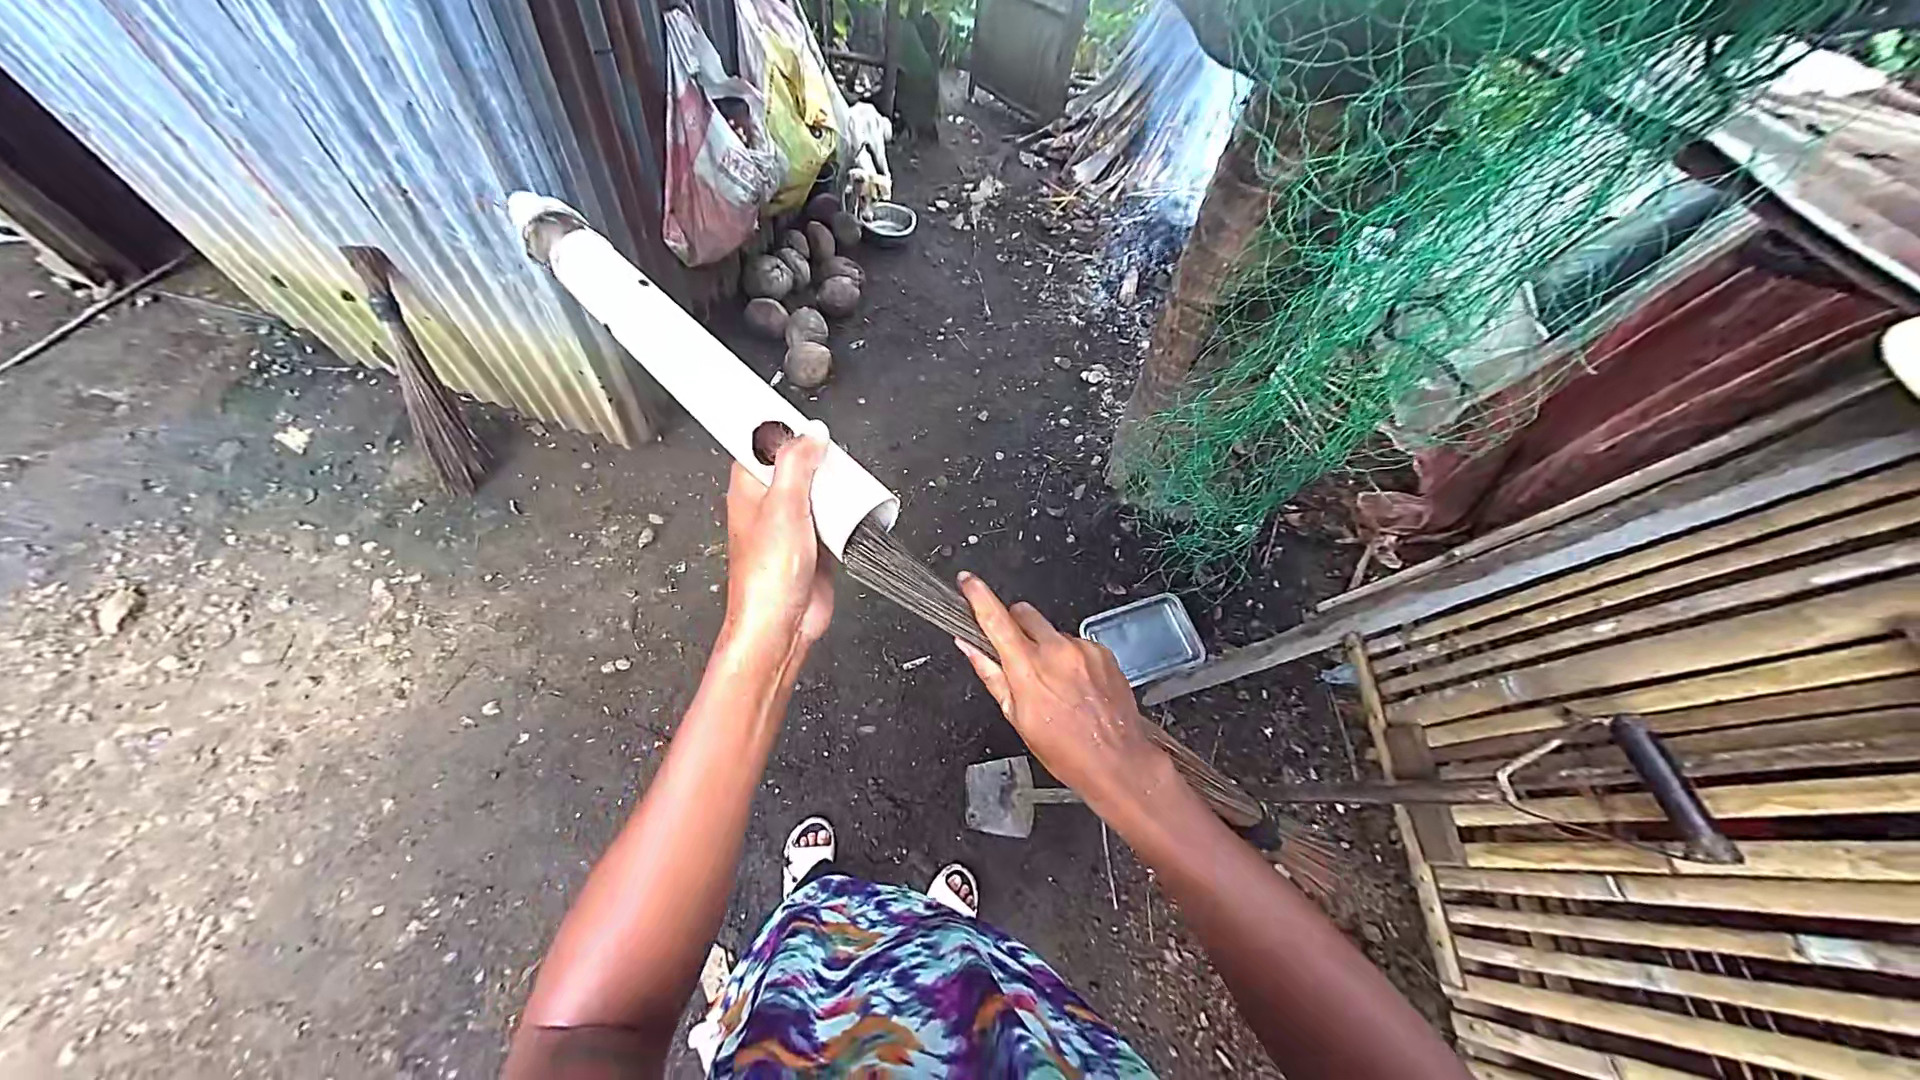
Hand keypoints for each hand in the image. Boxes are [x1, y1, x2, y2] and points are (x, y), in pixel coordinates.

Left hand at [723, 436, 833, 651]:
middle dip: (820, 461)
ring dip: (835, 490)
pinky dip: (846, 514)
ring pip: (820, 490)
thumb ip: (797, 463)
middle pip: (799, 463)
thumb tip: (811, 434)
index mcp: (749, 486)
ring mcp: (794, 522)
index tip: (804, 422)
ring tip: (843, 489)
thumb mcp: (783, 505)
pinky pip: (835, 516)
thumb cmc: (765, 576)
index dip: (783, 429)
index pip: (762, 442)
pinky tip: (850, 515)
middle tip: (832, 461)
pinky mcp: (816, 541)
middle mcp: (770, 502)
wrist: (783, 622)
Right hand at [954, 572, 1168, 811]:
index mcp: (1028, 668)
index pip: (995, 618)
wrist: (1117, 761)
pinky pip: (1076, 641)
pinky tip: (1076, 684)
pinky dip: (1070, 656)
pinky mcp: (1102, 651)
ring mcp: (1082, 649)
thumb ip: (990, 674)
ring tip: (1055, 683)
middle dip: (1014, 626)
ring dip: (1045, 645)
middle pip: (1023, 613)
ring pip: (1051, 629)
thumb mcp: (1016, 716)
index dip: (977, 595)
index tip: (968, 581)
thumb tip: (969, 648)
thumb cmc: (1066, 749)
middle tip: (1019, 657)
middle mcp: (1056, 651)